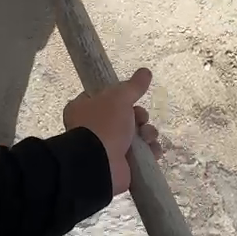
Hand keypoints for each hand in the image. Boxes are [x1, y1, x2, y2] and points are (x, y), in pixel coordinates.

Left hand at [63, 68, 161, 195]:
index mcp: (83, 108)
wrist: (100, 164)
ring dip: (148, 133)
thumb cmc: (104, 124)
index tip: (131, 99)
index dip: (121, 98)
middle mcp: (94, 127)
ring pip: (137, 134)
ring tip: (147, 137)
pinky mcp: (122, 164)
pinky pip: (142, 154)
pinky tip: (152, 151)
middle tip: (140, 119)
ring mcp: (108, 146)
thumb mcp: (118, 98)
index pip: (104, 98)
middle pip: (125, 115)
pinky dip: (150, 151)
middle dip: (140, 116)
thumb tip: (145, 71)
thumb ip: (133, 86)